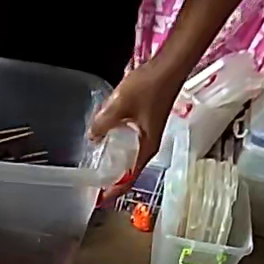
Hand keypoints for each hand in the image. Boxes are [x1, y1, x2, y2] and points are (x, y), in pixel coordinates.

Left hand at [87, 54, 186, 200]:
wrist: (171, 63)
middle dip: (112, 181)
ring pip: (130, 158)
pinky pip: (130, 144)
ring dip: (115, 166)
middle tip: (94, 186)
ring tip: (97, 170)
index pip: (129, 180)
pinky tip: (106, 144)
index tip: (99, 200)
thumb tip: (92, 137)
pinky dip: (118, 149)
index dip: (113, 192)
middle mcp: (150, 146)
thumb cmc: (151, 84)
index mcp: (147, 149)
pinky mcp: (147, 123)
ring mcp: (149, 134)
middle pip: (129, 172)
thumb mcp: (120, 106)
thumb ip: (103, 124)